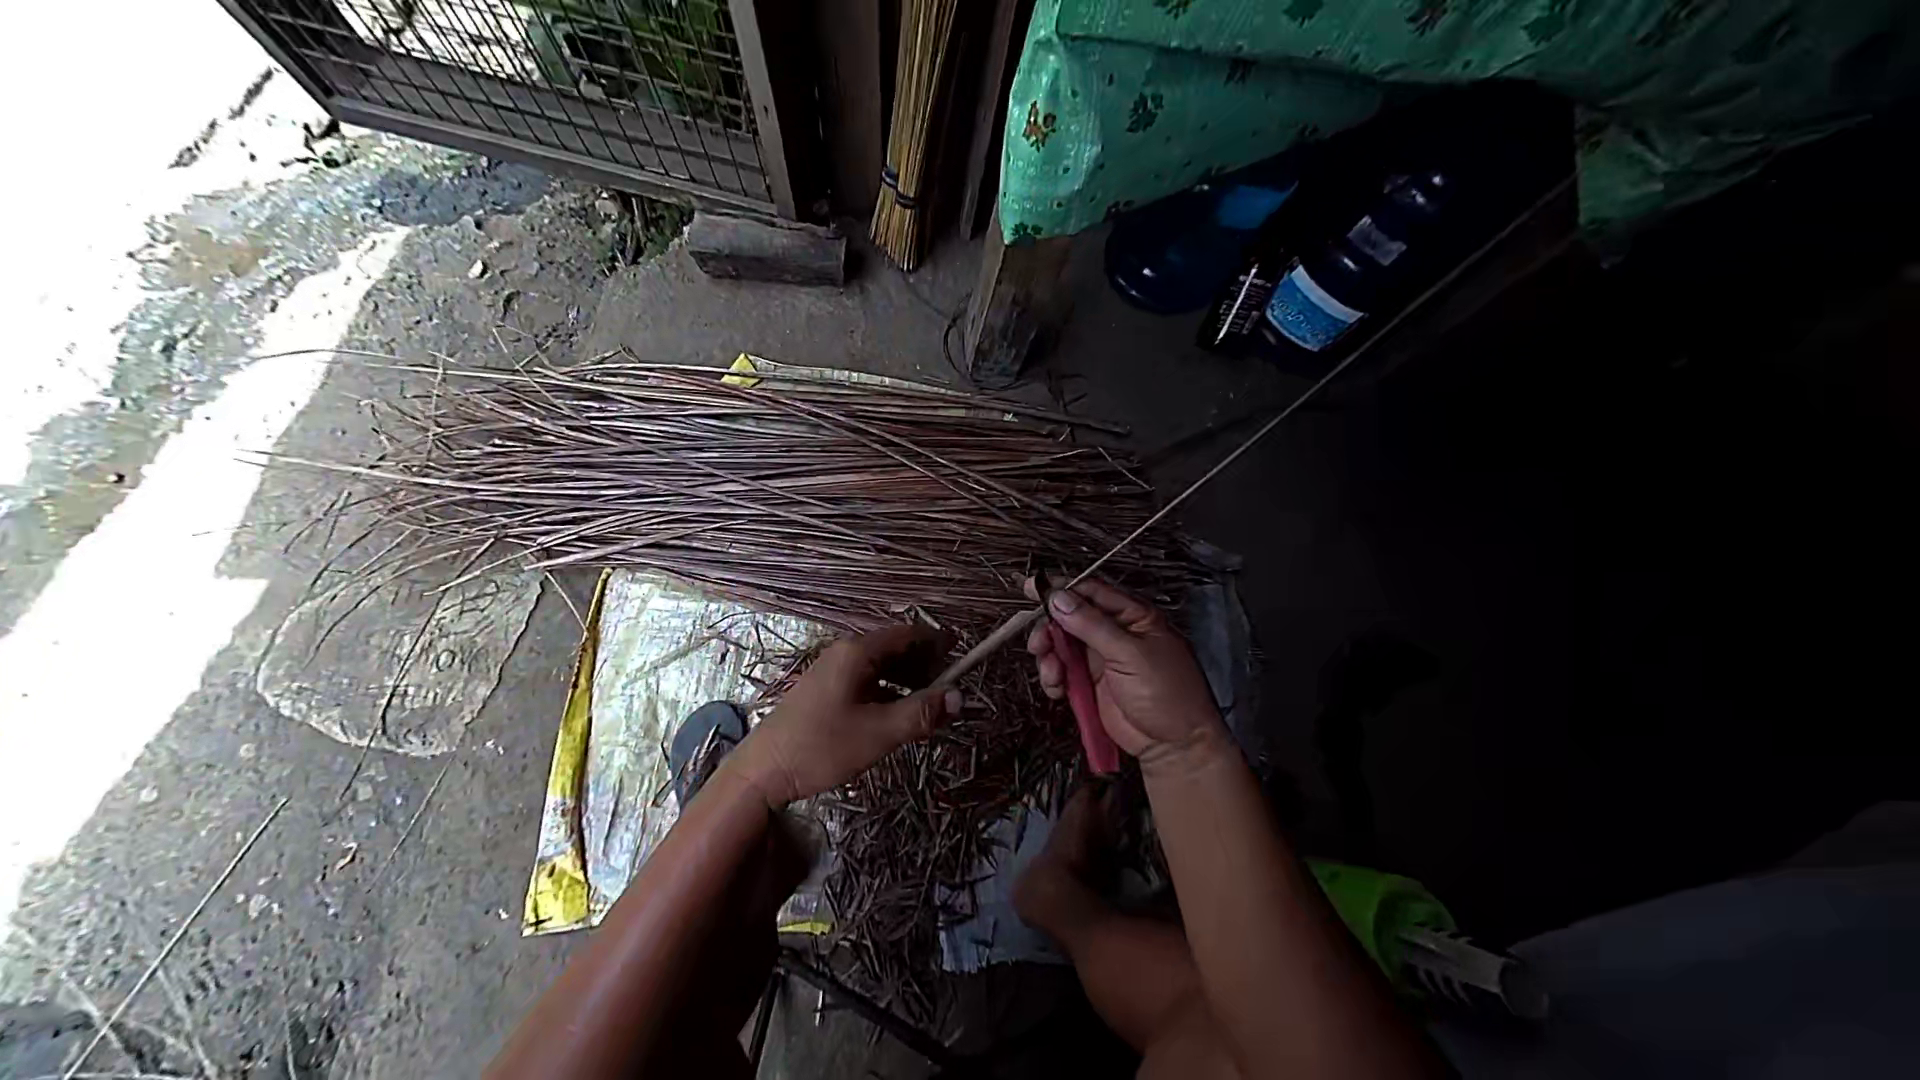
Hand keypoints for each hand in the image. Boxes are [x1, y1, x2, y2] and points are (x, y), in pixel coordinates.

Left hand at [727, 624, 960, 808]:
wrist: (762, 772)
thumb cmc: (821, 747)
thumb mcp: (879, 732)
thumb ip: (921, 713)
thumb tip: (959, 697)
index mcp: (858, 652)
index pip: (909, 634)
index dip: (938, 643)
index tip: (964, 656)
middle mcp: (846, 653)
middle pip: (897, 649)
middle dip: (927, 666)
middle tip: (950, 693)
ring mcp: (834, 672)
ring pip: (883, 667)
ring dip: (910, 682)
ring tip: (930, 708)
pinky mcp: (827, 691)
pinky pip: (869, 682)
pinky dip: (890, 693)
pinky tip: (900, 716)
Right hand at [1027, 580, 1221, 762]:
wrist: (1174, 746)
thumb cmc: (1173, 697)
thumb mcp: (1131, 654)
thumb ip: (1093, 625)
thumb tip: (1062, 600)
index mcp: (1132, 617)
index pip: (1091, 592)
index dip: (1062, 590)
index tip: (1037, 591)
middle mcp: (1114, 634)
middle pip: (1069, 618)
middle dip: (1050, 628)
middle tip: (1041, 641)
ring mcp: (1101, 659)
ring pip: (1061, 645)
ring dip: (1049, 655)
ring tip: (1053, 671)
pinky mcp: (1089, 682)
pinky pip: (1061, 671)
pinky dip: (1053, 677)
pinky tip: (1058, 686)